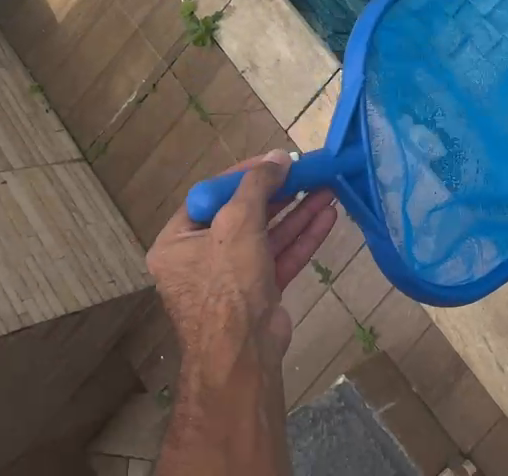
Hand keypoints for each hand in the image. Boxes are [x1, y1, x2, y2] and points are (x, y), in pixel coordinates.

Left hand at [148, 150, 338, 475]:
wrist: (241, 351)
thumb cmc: (227, 284)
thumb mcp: (238, 223)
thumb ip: (257, 185)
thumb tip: (278, 157)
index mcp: (178, 242)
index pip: (212, 195)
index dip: (245, 174)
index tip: (277, 160)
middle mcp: (201, 258)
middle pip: (245, 213)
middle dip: (280, 192)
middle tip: (309, 172)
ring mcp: (232, 276)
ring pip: (269, 233)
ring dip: (299, 210)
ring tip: (328, 187)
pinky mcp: (259, 291)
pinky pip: (282, 255)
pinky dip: (304, 235)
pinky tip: (329, 215)